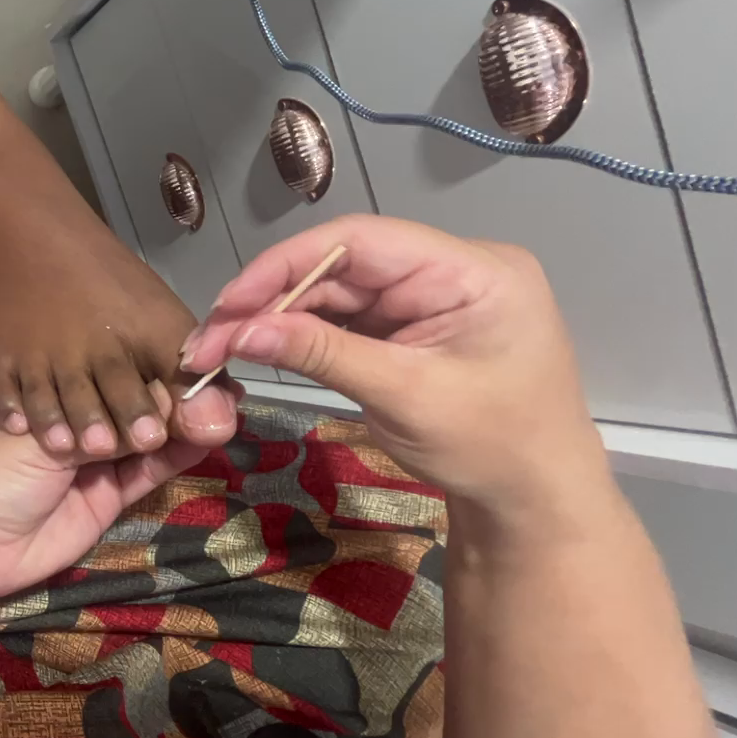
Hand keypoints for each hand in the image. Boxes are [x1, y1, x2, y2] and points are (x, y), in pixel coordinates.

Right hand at [0, 103, 240, 459]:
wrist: (1, 215)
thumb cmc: (86, 258)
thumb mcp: (147, 299)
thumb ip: (175, 355)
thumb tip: (216, 408)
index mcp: (138, 328)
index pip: (167, 382)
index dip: (170, 411)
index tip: (170, 432)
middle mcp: (91, 345)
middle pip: (113, 399)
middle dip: (121, 425)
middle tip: (119, 445)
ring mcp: (40, 356)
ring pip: (59, 408)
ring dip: (68, 429)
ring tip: (73, 447)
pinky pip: (8, 399)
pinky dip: (17, 413)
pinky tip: (21, 427)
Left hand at [0, 383, 210, 614]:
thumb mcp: (47, 441)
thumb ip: (104, 425)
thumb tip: (162, 402)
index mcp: (56, 399)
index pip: (111, 378)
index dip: (149, 372)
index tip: (189, 362)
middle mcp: (81, 425)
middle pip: (136, 407)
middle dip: (172, 398)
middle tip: (214, 392)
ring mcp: (97, 462)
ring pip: (148, 439)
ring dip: (180, 426)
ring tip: (219, 413)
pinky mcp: (110, 498)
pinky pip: (148, 473)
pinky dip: (175, 457)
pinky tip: (205, 439)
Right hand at [179, 214, 605, 510]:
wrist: (529, 496)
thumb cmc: (488, 445)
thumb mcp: (403, 396)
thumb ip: (320, 354)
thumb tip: (238, 333)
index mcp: (469, 270)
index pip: (359, 241)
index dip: (284, 264)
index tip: (229, 303)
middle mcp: (442, 270)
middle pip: (335, 267)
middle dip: (267, 301)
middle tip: (207, 341)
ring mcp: (420, 298)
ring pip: (327, 293)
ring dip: (271, 320)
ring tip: (217, 349)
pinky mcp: (402, 324)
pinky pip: (337, 318)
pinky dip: (294, 335)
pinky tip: (257, 349)